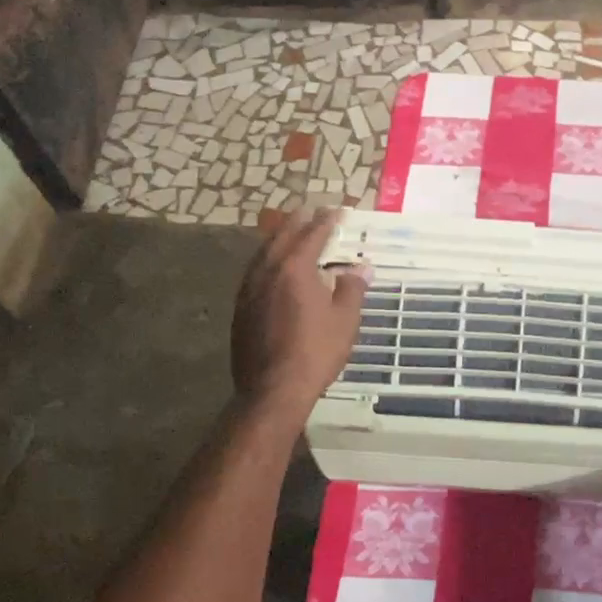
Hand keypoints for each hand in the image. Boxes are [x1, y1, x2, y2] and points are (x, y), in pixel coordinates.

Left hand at [231, 209, 369, 421]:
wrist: (272, 390)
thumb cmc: (315, 352)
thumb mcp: (344, 320)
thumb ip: (352, 289)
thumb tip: (360, 268)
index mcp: (294, 268)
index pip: (312, 235)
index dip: (327, 221)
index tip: (338, 211)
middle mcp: (267, 271)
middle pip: (282, 236)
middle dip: (299, 222)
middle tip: (312, 212)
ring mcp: (249, 290)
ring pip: (264, 253)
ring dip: (280, 239)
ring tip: (292, 234)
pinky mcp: (240, 309)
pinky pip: (255, 272)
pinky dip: (268, 261)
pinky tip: (275, 270)